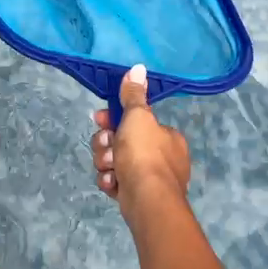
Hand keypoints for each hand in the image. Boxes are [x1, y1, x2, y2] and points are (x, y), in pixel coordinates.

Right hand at [91, 65, 191, 214]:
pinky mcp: (138, 196)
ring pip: (115, 160)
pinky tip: (113, 183)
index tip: (100, 120)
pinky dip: (111, 180)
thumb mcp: (138, 117)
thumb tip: (138, 67)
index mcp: (167, 136)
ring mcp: (151, 179)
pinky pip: (116, 180)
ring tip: (110, 168)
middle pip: (121, 140)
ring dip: (106, 161)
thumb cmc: (145, 154)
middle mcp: (163, 157)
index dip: (113, 118)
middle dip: (107, 143)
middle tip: (106, 146)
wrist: (148, 200)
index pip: (135, 120)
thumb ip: (134, 95)